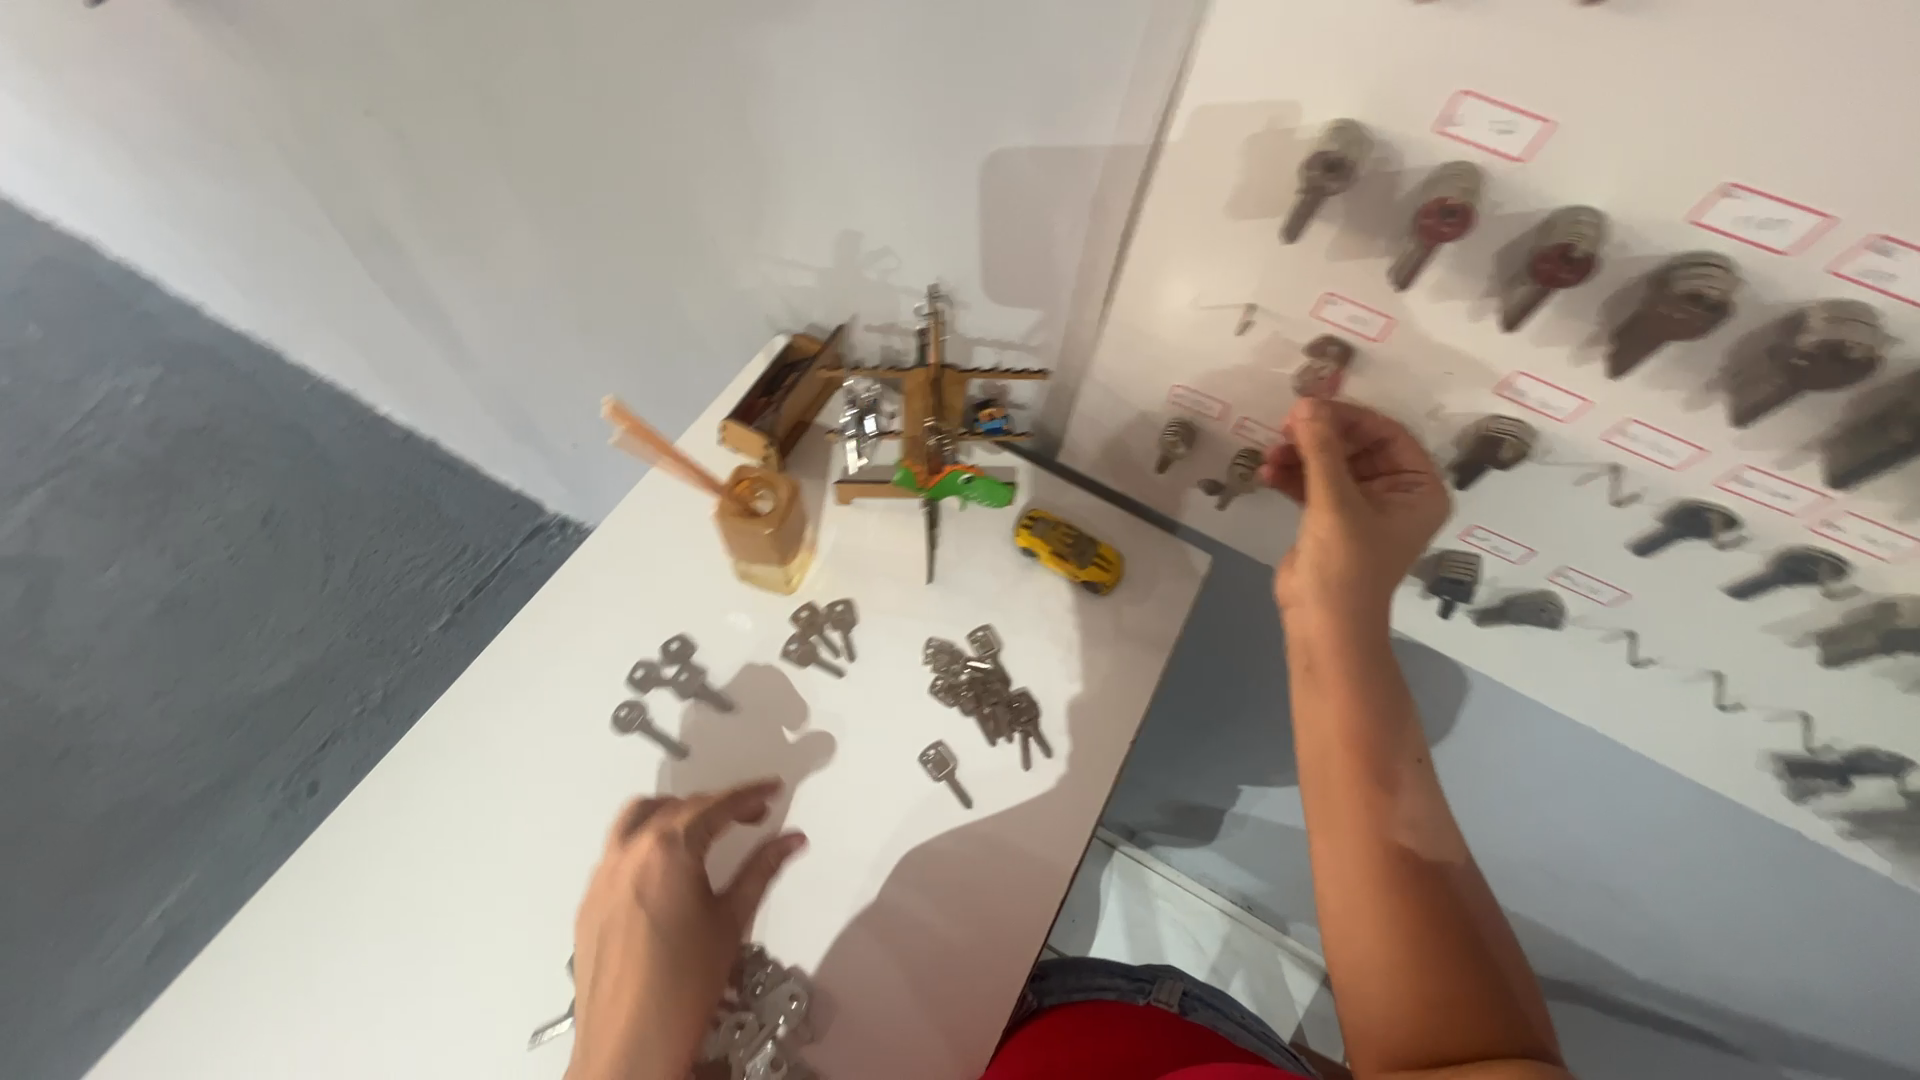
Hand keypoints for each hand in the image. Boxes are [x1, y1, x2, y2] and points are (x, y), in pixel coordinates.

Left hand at [569, 779, 805, 1079]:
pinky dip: (645, 840)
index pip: (716, 805)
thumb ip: (762, 869)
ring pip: (638, 817)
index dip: (749, 795)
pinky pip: (617, 849)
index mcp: (670, 850)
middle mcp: (630, 852)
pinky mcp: (589, 901)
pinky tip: (666, 866)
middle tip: (751, 816)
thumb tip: (791, 840)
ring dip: (675, 813)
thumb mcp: (733, 919)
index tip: (769, 791)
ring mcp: (603, 876)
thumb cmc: (683, 986)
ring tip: (704, 829)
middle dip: (718, 805)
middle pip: (680, 807)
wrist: (628, 1046)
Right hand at [1260, 398, 1449, 626]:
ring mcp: (1361, 507)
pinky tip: (1266, 474)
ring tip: (1269, 457)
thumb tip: (1305, 404)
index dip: (1348, 417)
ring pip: (1330, 464)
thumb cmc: (1344, 564)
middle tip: (1282, 429)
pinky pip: (1313, 485)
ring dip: (1299, 457)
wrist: (1322, 623)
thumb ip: (1321, 450)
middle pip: (1355, 446)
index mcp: (1417, 488)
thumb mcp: (1334, 502)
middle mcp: (1395, 493)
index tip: (1307, 407)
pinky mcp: (1330, 520)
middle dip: (1317, 438)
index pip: (1387, 434)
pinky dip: (1291, 477)